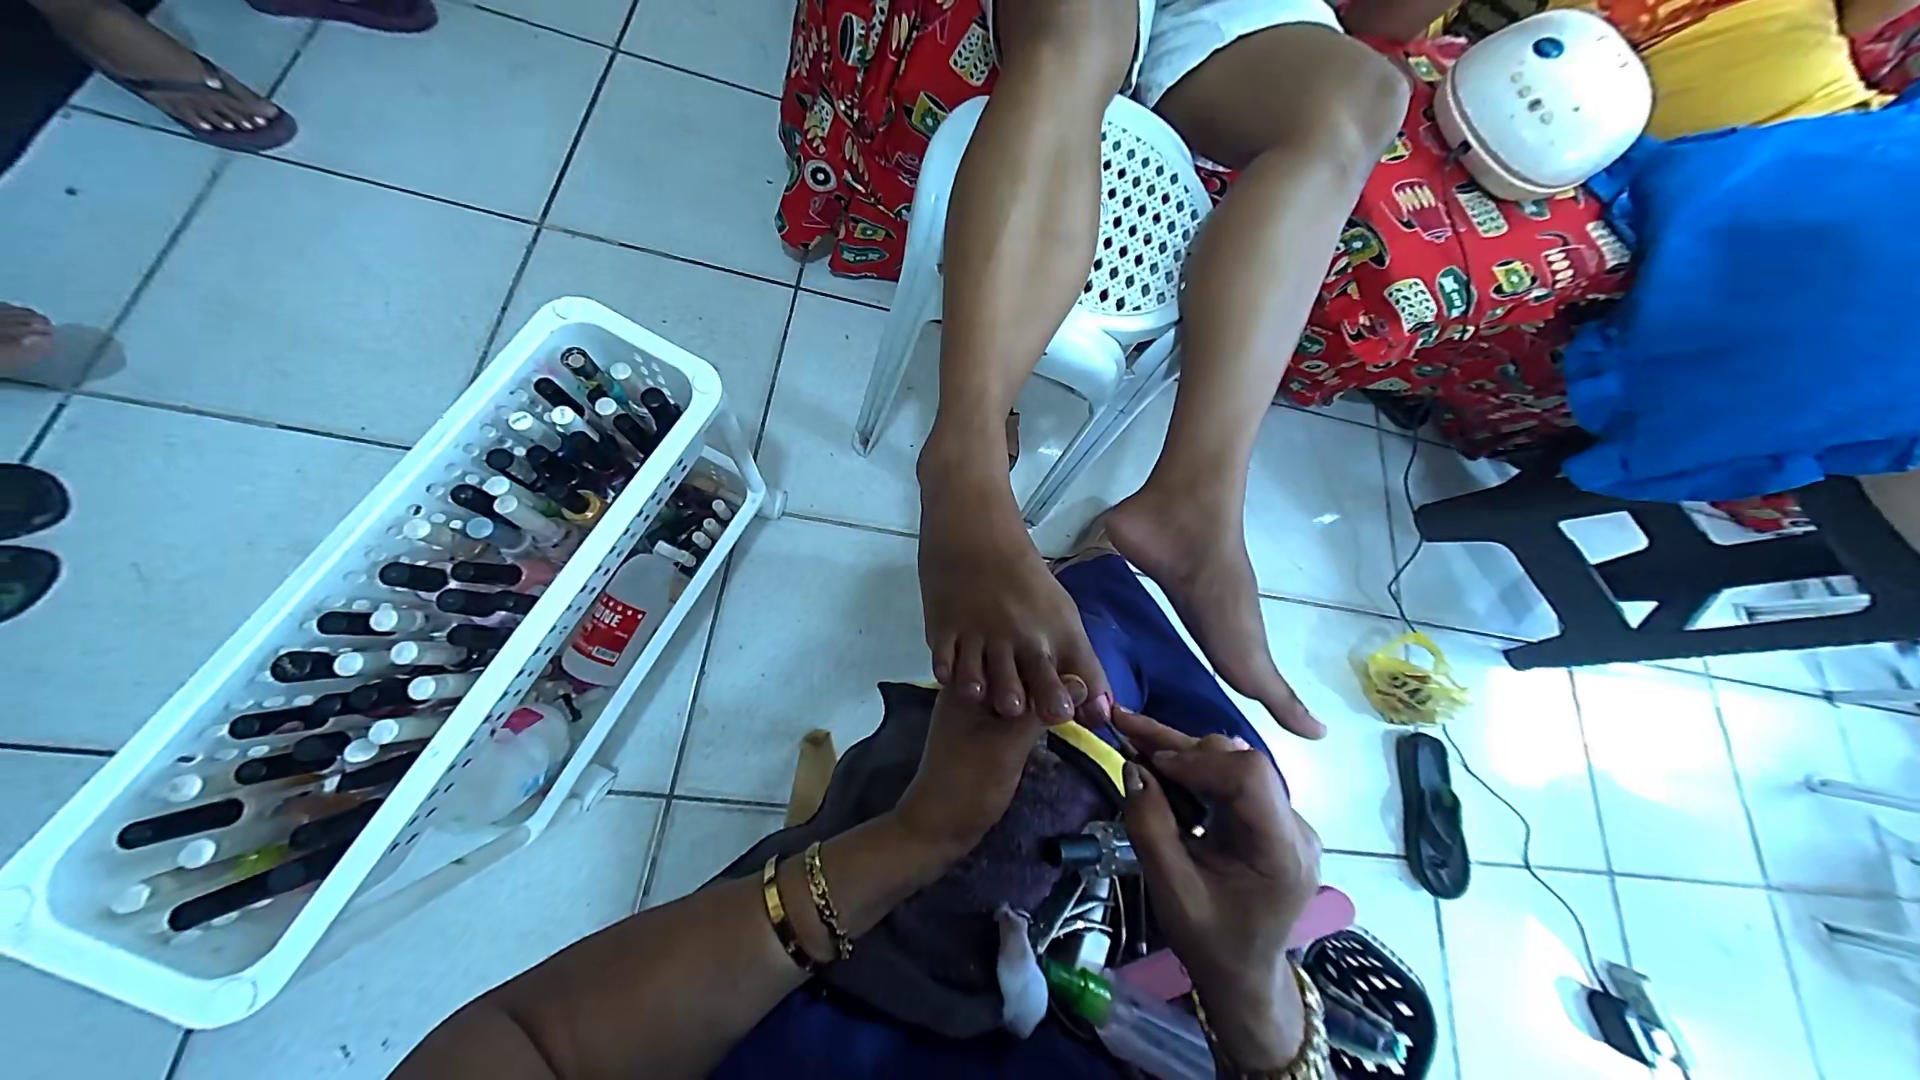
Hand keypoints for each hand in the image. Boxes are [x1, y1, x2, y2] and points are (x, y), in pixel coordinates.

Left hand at [890, 678, 1085, 858]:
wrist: (937, 829)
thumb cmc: (968, 783)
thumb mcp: (1008, 744)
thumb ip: (1040, 711)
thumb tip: (1080, 682)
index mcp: (968, 681)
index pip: (1014, 657)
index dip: (1050, 662)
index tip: (1087, 675)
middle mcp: (972, 688)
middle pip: (1018, 673)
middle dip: (1051, 680)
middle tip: (1090, 693)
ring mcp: (977, 710)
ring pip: (1019, 694)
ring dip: (1046, 698)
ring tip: (1082, 704)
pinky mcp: (985, 730)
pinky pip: (1015, 712)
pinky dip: (1035, 714)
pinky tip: (1059, 719)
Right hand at [1116, 708, 1320, 1067]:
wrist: (1242, 975)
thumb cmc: (1210, 942)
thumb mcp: (1171, 892)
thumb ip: (1150, 828)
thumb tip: (1132, 767)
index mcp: (1282, 851)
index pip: (1250, 775)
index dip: (1198, 760)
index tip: (1152, 764)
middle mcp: (1293, 827)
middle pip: (1240, 761)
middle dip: (1181, 748)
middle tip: (1129, 735)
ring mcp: (1284, 819)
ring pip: (1232, 761)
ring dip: (1181, 751)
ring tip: (1135, 739)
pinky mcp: (1268, 816)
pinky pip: (1229, 776)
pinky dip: (1190, 766)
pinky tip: (1157, 758)